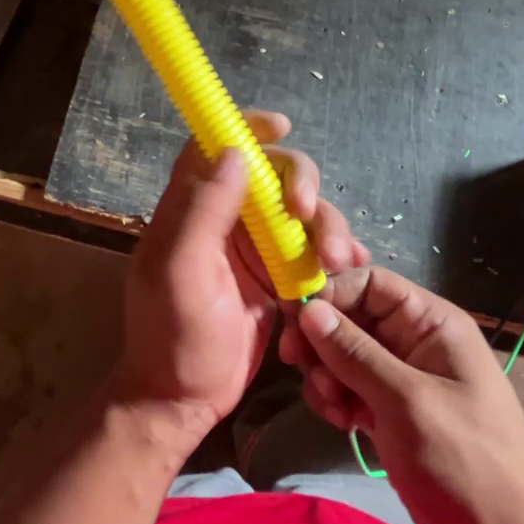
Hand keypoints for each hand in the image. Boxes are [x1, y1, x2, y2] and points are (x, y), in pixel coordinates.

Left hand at [109, 111, 369, 438]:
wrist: (184, 398)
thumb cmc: (172, 335)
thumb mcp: (179, 272)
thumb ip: (202, 210)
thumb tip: (235, 151)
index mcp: (190, 209)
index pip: (214, 148)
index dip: (245, 126)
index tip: (280, 124)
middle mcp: (223, 219)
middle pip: (271, 175)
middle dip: (301, 186)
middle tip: (309, 214)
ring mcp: (252, 248)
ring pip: (299, 214)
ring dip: (327, 225)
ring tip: (344, 259)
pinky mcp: (275, 277)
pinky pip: (311, 250)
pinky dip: (334, 252)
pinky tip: (352, 267)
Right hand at [279, 267, 523, 523]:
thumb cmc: (466, 460)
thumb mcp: (407, 402)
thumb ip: (355, 353)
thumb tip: (307, 308)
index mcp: (432, 323)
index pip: (370, 282)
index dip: (330, 292)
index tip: (293, 317)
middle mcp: (414, 339)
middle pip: (349, 315)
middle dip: (320, 338)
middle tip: (296, 364)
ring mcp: (399, 374)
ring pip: (340, 351)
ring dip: (324, 373)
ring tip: (331, 405)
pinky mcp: (386, 406)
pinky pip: (345, 384)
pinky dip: (334, 398)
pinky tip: (341, 422)